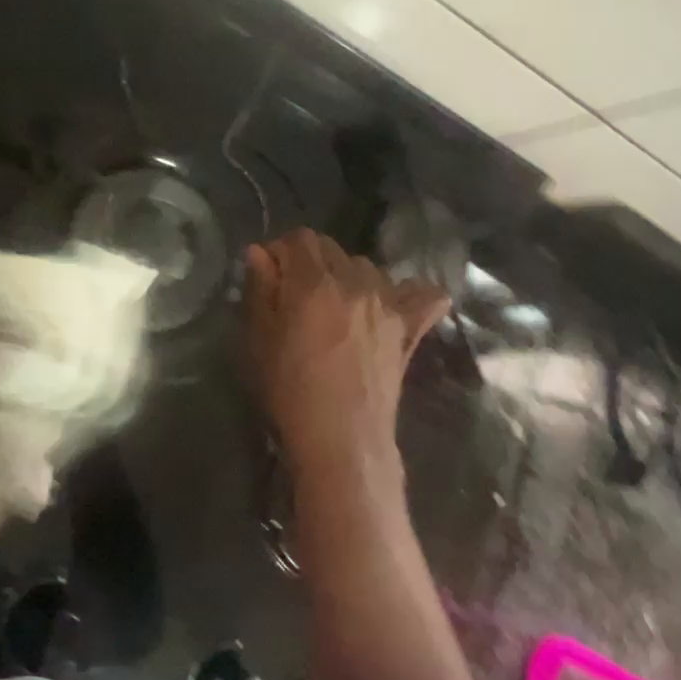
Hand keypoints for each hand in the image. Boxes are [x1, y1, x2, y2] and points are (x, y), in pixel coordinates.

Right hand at [245, 229, 451, 482]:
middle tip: (294, 297)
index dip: (280, 252)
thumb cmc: (289, 392)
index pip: (299, 238)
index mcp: (314, 281)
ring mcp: (388, 303)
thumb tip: (260, 252)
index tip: (268, 277)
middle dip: (310, 261)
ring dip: (347, 276)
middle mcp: (355, 281)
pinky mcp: (409, 328)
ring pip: (366, 267)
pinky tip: (395, 303)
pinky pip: (423, 294)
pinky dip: (409, 292)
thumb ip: (260, 289)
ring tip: (333, 307)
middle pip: (331, 248)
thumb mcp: (257, 340)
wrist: (342, 441)